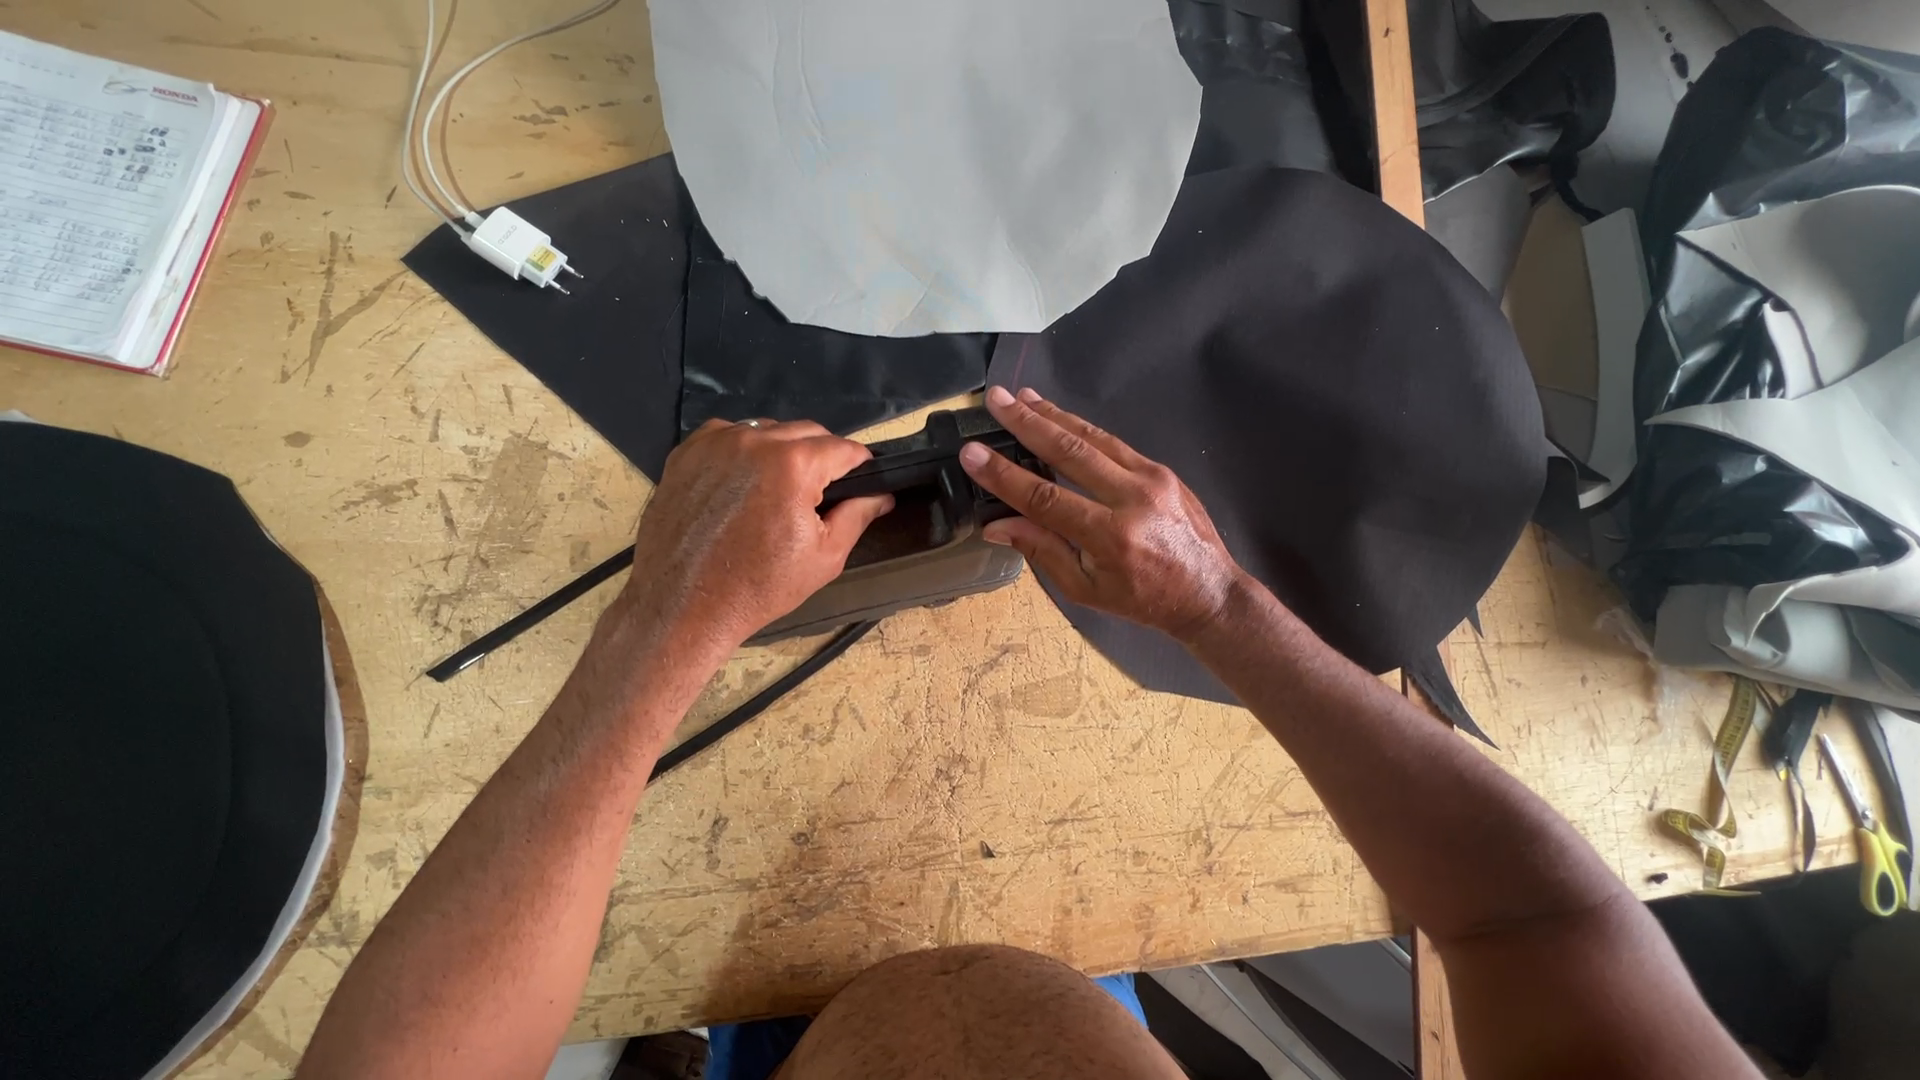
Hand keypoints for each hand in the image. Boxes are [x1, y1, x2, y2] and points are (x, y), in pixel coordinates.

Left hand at [619, 419, 893, 650]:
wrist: (683, 604)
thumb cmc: (760, 586)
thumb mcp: (824, 556)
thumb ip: (858, 515)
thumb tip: (883, 494)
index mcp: (793, 464)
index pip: (843, 447)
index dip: (860, 465)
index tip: (862, 482)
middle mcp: (754, 440)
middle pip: (807, 432)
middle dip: (821, 456)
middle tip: (819, 494)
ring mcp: (716, 442)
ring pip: (768, 431)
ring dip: (782, 451)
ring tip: (779, 491)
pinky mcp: (686, 452)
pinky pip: (729, 436)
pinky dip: (744, 452)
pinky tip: (742, 485)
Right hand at [960, 386, 1246, 643]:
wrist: (1209, 592)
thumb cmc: (1142, 599)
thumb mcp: (1085, 589)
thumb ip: (1042, 550)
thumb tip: (996, 525)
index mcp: (1109, 536)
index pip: (1044, 497)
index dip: (1003, 475)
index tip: (972, 453)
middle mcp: (1131, 498)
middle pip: (1069, 451)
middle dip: (1027, 423)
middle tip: (996, 399)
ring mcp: (1151, 478)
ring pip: (1093, 437)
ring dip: (1054, 415)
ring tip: (1022, 396)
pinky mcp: (1161, 470)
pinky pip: (1113, 443)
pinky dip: (1082, 427)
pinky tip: (1059, 416)